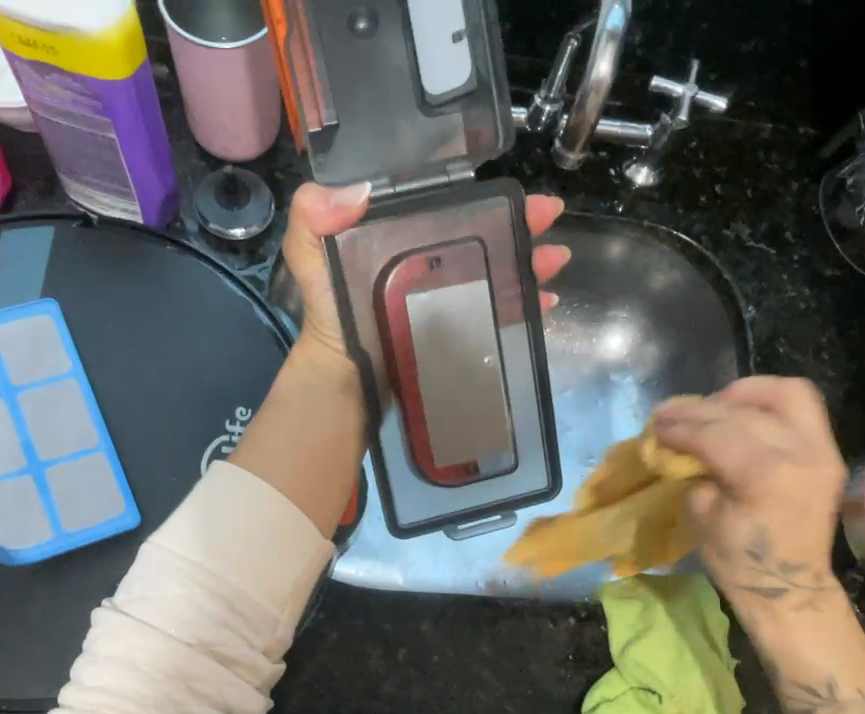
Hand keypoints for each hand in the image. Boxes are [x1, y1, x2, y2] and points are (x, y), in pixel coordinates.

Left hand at [281, 181, 570, 365]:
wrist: (344, 373)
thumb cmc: (330, 311)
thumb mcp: (309, 255)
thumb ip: (313, 216)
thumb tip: (358, 193)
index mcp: (404, 235)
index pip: (449, 205)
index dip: (482, 194)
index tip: (512, 188)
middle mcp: (432, 260)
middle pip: (484, 233)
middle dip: (522, 222)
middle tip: (549, 213)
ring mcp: (450, 296)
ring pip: (500, 269)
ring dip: (532, 261)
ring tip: (555, 258)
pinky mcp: (461, 329)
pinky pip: (501, 312)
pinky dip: (527, 305)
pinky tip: (546, 302)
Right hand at [654, 377, 849, 615]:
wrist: (789, 588)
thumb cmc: (739, 562)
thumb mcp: (701, 516)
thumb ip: (695, 471)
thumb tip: (683, 446)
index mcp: (766, 476)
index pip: (716, 434)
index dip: (681, 427)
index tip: (655, 425)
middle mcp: (801, 454)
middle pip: (744, 411)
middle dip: (701, 409)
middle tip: (672, 413)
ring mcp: (821, 451)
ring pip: (785, 395)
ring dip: (744, 393)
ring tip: (713, 405)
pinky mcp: (827, 453)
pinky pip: (801, 409)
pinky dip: (768, 403)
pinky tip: (740, 412)